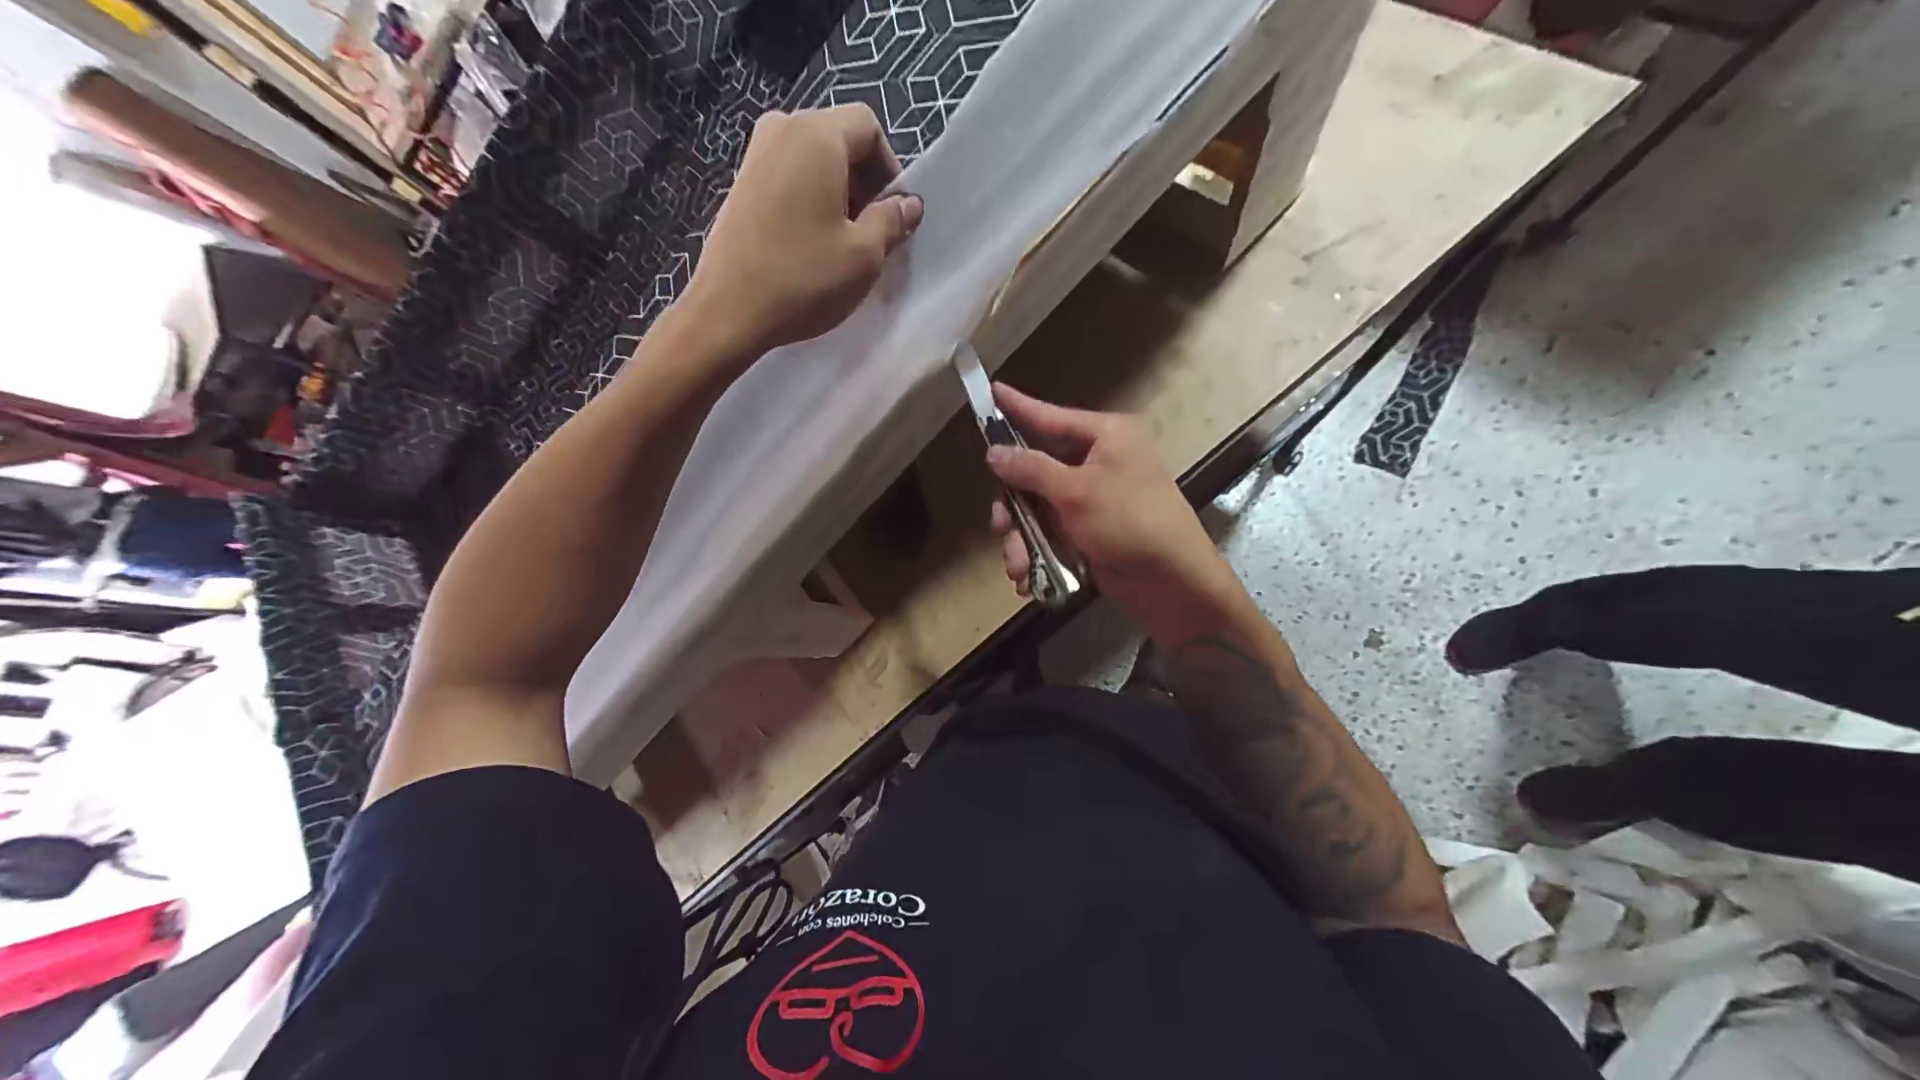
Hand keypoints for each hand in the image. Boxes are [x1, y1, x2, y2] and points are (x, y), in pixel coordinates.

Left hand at [683, 104, 923, 357]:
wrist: (728, 312)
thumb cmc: (804, 279)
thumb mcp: (864, 255)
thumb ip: (892, 221)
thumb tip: (908, 204)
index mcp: (815, 135)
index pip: (868, 126)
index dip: (889, 168)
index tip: (891, 213)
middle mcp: (781, 130)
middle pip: (840, 139)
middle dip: (864, 181)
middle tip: (871, 231)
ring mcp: (754, 156)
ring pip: (814, 161)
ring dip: (838, 194)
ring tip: (842, 242)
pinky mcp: (741, 186)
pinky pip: (789, 178)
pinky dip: (810, 201)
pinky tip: (811, 244)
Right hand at [986, 384, 1254, 643]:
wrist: (1172, 580)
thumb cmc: (1129, 521)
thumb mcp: (1076, 491)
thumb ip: (1030, 469)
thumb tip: (994, 452)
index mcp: (1105, 437)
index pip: (1052, 417)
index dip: (1019, 407)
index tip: (992, 390)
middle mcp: (1098, 463)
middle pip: (1036, 472)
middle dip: (1013, 507)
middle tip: (1000, 526)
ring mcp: (1093, 500)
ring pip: (1038, 511)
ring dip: (1022, 541)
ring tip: (1019, 568)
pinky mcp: (1089, 534)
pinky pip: (1050, 536)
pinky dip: (1037, 556)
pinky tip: (1028, 578)